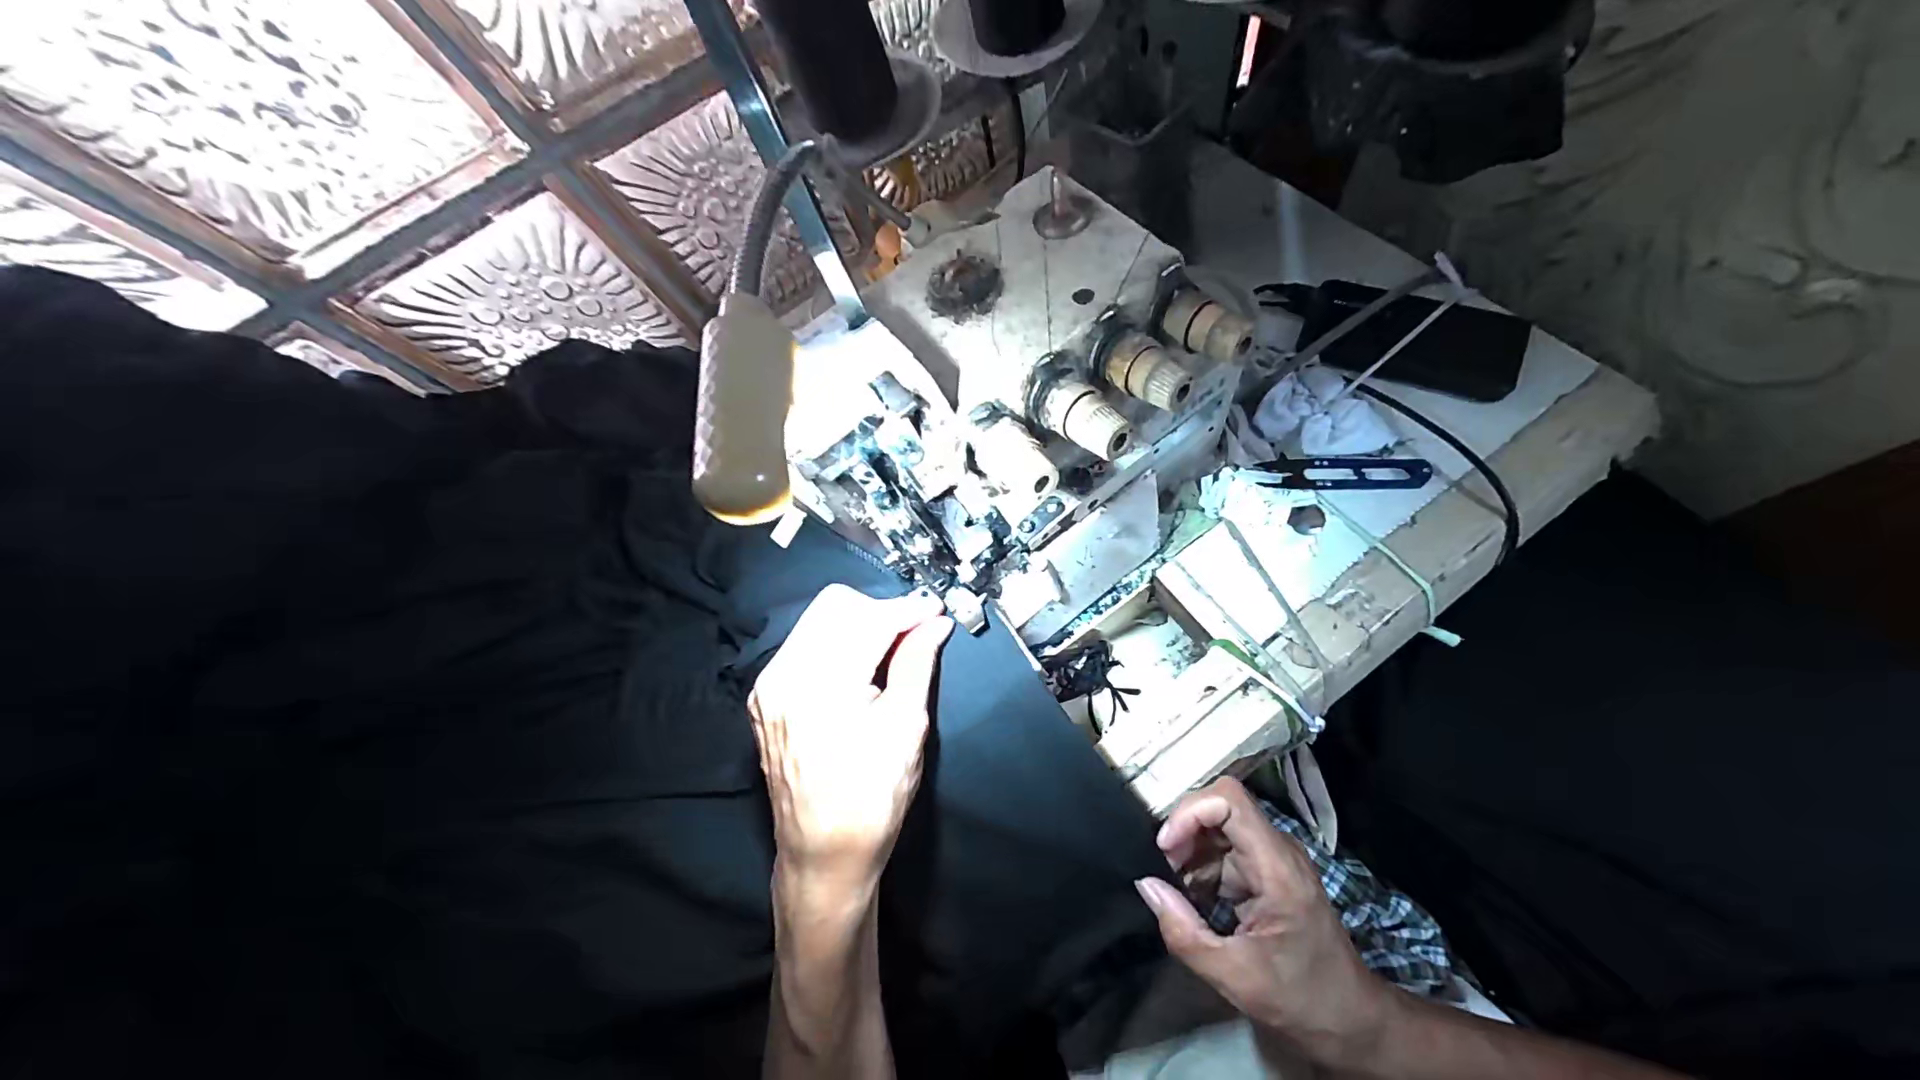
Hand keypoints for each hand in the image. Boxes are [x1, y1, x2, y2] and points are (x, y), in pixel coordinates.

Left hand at [750, 585, 953, 897]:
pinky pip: (803, 645)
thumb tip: (934, 625)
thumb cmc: (869, 802)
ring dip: (859, 623)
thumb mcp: (906, 728)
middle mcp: (783, 678)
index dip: (908, 609)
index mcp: (819, 687)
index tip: (934, 611)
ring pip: (817, 620)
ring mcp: (769, 687)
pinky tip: (861, 666)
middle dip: (881, 610)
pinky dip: (836, 643)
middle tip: (915, 631)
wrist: (823, 853)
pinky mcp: (766, 697)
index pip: (868, 619)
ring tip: (892, 648)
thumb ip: (917, 663)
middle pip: (836, 605)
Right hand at [1134, 777, 1395, 1060]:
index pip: (1229, 799)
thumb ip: (1184, 932)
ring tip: (1176, 890)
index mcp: (1277, 867)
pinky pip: (1223, 850)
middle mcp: (1276, 850)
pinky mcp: (1265, 871)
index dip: (1189, 811)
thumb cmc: (1300, 998)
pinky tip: (1193, 899)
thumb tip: (1146, 885)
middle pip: (1219, 806)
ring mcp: (1272, 858)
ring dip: (1188, 852)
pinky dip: (1199, 868)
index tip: (1166, 847)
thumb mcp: (1234, 976)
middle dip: (1183, 831)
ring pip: (1217, 827)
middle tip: (1165, 870)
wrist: (1351, 1020)